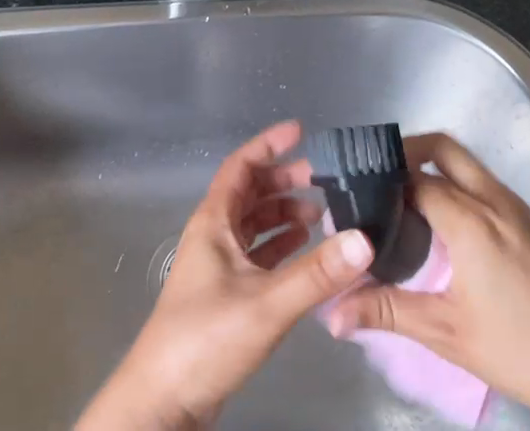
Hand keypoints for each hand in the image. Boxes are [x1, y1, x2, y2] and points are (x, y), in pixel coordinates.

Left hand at [76, 120, 373, 429]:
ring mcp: (217, 266)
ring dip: (285, 215)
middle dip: (285, 181)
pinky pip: (257, 256)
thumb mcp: (266, 302)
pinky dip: (282, 247)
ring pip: (254, 225)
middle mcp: (213, 236)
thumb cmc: (205, 338)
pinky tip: (307, 250)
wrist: (165, 399)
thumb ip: (316, 273)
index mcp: (213, 223)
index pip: (240, 167)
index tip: (301, 131)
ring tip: (324, 213)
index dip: (268, 145)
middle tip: (326, 178)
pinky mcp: (226, 295)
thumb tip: (365, 238)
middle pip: (250, 194)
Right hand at [324, 134, 529, 430]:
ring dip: (435, 168)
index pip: (411, 178)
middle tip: (376, 178)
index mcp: (470, 219)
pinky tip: (449, 230)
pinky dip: (459, 187)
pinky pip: (488, 188)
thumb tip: (332, 312)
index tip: (351, 197)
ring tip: (404, 202)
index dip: (377, 182)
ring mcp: (521, 212)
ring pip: (469, 166)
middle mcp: (495, 201)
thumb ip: (388, 312)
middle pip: (444, 148)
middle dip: (406, 151)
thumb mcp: (450, 335)